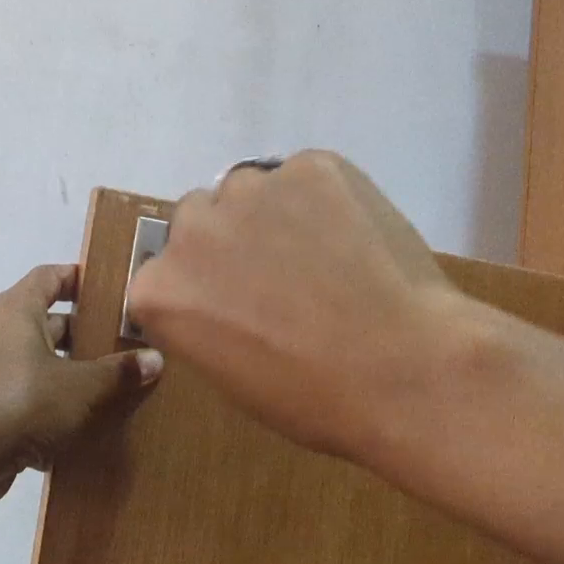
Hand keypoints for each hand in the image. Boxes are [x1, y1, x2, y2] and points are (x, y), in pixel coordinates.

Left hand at [0, 264, 163, 481]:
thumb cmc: (21, 401)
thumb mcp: (80, 387)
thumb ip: (118, 372)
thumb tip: (155, 359)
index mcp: (18, 309)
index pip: (50, 276)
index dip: (79, 279)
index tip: (111, 291)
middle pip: (47, 320)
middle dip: (83, 332)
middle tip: (122, 343)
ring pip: (37, 359)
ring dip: (68, 370)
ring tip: (108, 384)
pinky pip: (25, 392)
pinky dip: (50, 400)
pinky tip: (79, 422)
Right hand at [127, 151, 465, 465]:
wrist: (403, 369)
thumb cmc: (312, 397)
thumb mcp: (231, 372)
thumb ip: (207, 317)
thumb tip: (230, 290)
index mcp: (160, 289)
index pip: (165, 270)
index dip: (204, 284)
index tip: (236, 302)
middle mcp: (192, 228)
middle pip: (199, 218)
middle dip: (230, 240)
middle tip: (279, 274)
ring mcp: (250, 189)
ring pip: (251, 190)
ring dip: (274, 213)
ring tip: (325, 253)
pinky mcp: (308, 167)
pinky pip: (306, 177)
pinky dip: (325, 199)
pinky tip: (357, 237)